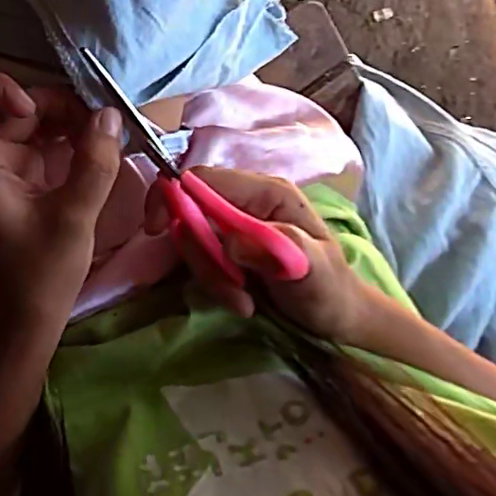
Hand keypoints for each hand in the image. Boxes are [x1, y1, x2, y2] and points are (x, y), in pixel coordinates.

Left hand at [0, 73, 122, 335]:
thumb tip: (109, 114)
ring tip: (103, 133)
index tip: (32, 111)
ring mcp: (12, 166)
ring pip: (36, 120)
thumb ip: (94, 166)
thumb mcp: (73, 219)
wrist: (34, 313)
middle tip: (95, 121)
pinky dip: (73, 136)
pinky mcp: (32, 176)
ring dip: (69, 118)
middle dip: (54, 105)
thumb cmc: (42, 272)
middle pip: (13, 107)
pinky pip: (49, 140)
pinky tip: (100, 145)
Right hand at [146, 167, 390, 344]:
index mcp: (266, 192)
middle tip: (231, 289)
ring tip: (245, 302)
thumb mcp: (313, 272)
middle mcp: (246, 200)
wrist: (338, 317)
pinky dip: (213, 284)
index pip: (201, 178)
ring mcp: (235, 223)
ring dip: (210, 276)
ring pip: (192, 239)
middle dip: (201, 255)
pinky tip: (243, 301)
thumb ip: (275, 250)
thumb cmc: (330, 290)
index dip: (173, 197)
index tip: (157, 230)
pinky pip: (201, 259)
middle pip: (190, 211)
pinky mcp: (228, 246)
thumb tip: (230, 240)